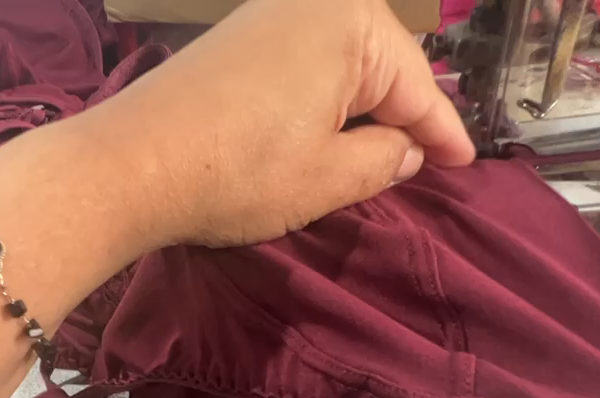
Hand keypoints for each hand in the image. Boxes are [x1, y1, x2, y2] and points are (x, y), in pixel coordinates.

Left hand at [75, 0, 474, 248]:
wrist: (132, 166)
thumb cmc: (239, 173)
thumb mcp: (326, 178)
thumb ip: (382, 161)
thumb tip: (406, 149)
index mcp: (352, 23)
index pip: (416, 86)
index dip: (443, 133)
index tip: (466, 163)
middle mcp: (313, 3)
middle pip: (380, 66)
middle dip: (403, 116)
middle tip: (426, 160)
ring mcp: (267, 16)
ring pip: (339, 68)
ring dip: (360, 111)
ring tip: (380, 151)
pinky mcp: (234, 43)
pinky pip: (301, 70)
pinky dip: (321, 104)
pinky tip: (324, 132)